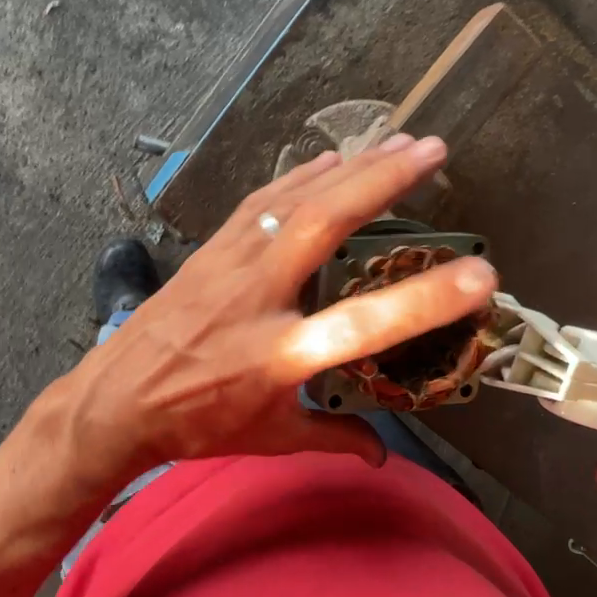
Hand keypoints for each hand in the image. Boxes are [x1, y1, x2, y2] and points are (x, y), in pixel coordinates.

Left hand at [48, 134, 497, 491]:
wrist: (115, 403)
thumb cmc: (196, 425)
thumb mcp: (271, 439)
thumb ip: (335, 438)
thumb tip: (382, 457)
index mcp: (281, 357)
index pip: (363, 325)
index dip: (425, 300)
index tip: (482, 274)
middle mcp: (257, 299)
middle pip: (324, 225)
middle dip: (383, 181)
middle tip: (434, 149)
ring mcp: (229, 267)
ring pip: (293, 200)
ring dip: (348, 166)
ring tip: (396, 140)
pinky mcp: (209, 252)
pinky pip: (260, 202)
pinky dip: (298, 176)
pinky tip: (329, 159)